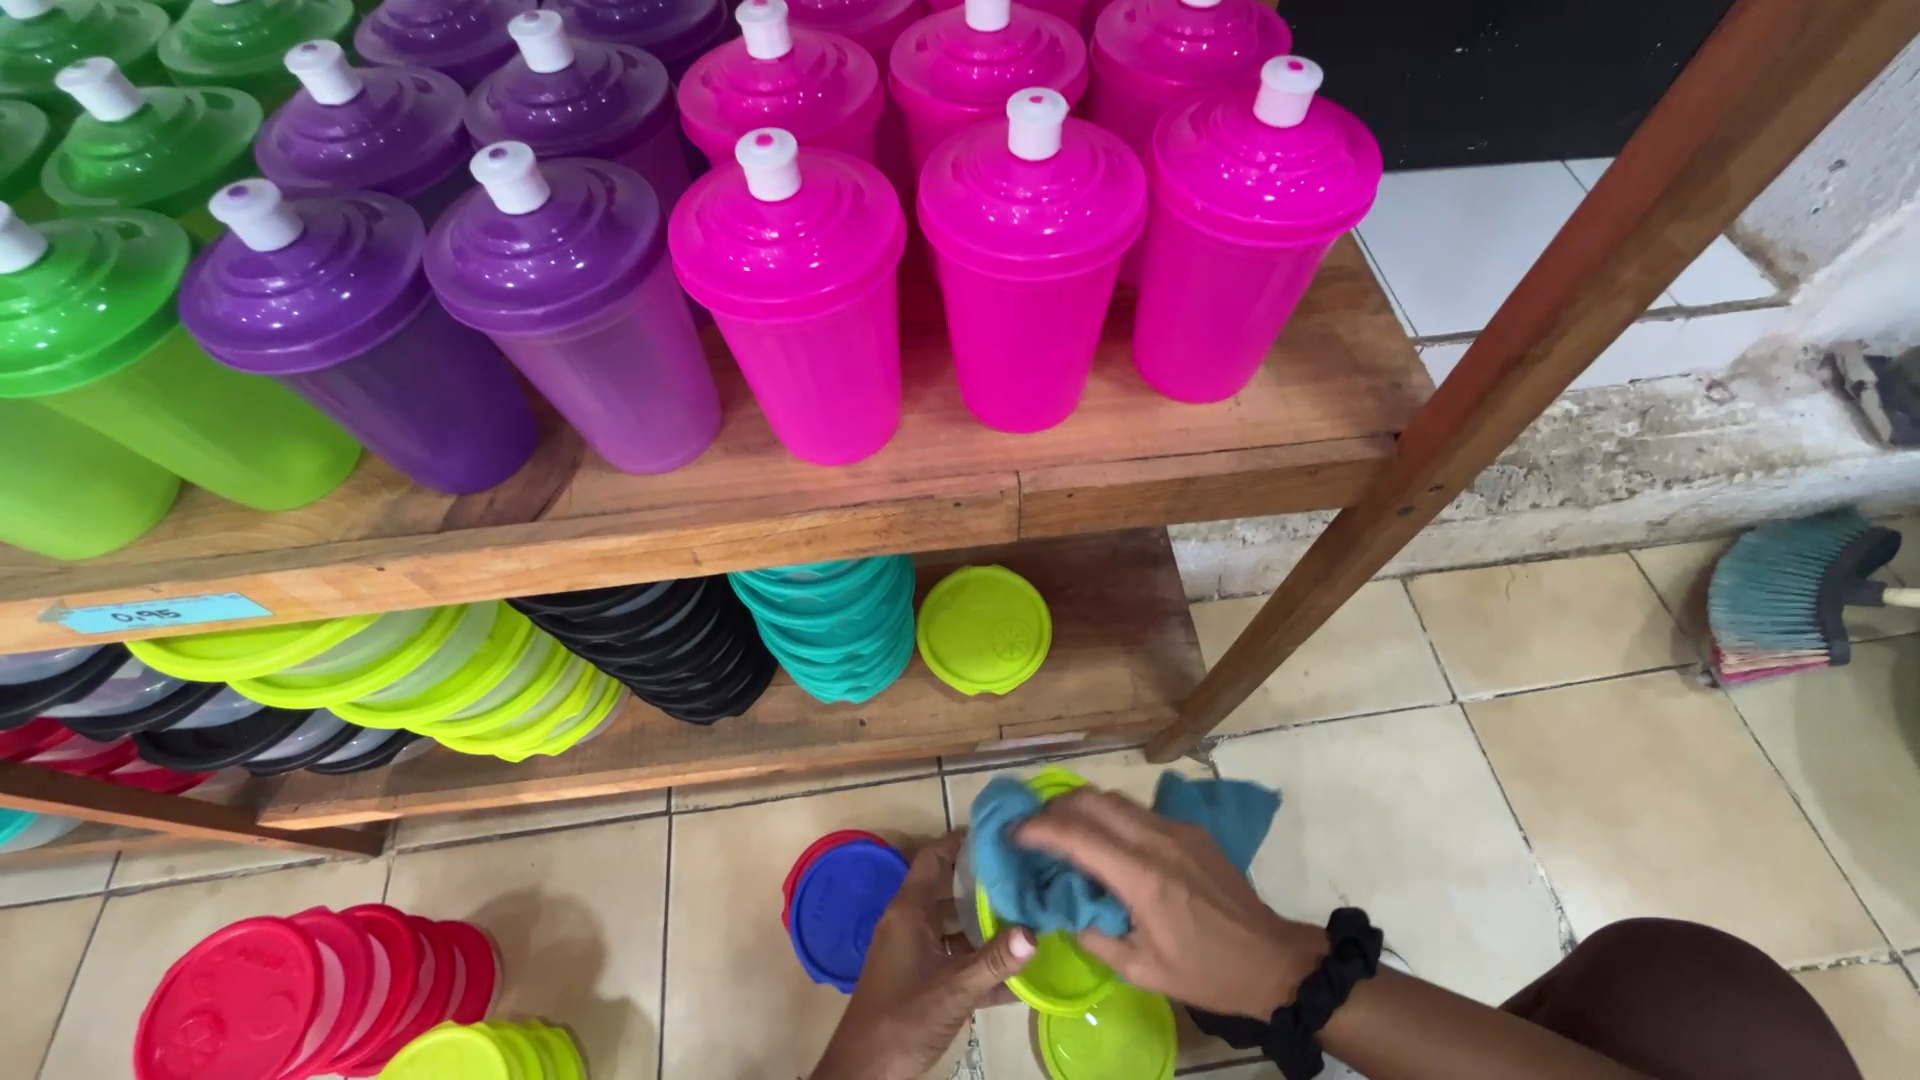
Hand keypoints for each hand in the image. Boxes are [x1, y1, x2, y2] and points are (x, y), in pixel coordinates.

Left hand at [813, 832, 1034, 1079]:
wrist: (863, 1074)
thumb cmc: (902, 1020)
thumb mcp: (953, 989)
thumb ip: (994, 961)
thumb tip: (1035, 931)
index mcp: (908, 912)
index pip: (933, 859)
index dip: (959, 842)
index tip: (996, 835)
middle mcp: (909, 924)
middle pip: (946, 889)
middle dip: (982, 882)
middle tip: (1022, 874)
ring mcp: (913, 952)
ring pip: (952, 925)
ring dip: (983, 921)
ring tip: (1026, 913)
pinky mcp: (919, 979)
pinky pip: (953, 957)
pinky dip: (978, 959)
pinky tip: (1015, 970)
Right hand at [1016, 787, 1326, 1018]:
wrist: (1271, 960)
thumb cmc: (1204, 971)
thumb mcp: (1139, 968)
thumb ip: (1093, 931)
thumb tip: (1063, 905)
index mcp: (1141, 877)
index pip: (1076, 835)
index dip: (1037, 829)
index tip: (1012, 832)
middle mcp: (1157, 840)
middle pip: (1092, 800)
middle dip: (1054, 808)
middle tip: (1032, 827)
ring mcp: (1176, 829)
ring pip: (1115, 799)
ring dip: (1081, 807)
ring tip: (1061, 828)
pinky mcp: (1190, 830)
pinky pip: (1138, 811)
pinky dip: (1110, 816)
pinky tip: (1105, 840)